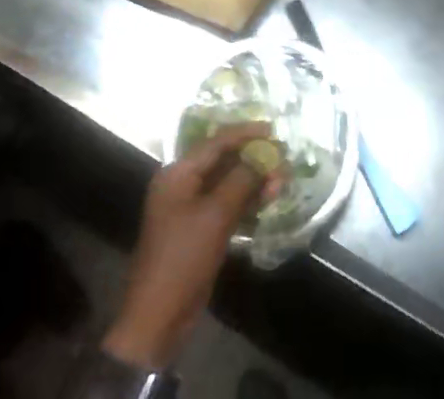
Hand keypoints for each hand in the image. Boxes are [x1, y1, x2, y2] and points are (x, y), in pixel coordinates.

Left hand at [103, 124, 274, 368]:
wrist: (159, 313)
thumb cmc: (183, 257)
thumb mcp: (214, 216)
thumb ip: (240, 182)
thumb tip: (263, 157)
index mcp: (178, 173)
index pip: (215, 142)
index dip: (245, 134)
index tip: (274, 130)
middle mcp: (182, 184)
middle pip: (221, 162)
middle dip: (252, 159)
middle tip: (283, 161)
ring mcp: (189, 208)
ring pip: (226, 185)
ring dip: (252, 181)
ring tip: (281, 182)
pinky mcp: (199, 230)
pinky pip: (225, 206)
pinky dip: (245, 202)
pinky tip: (267, 202)